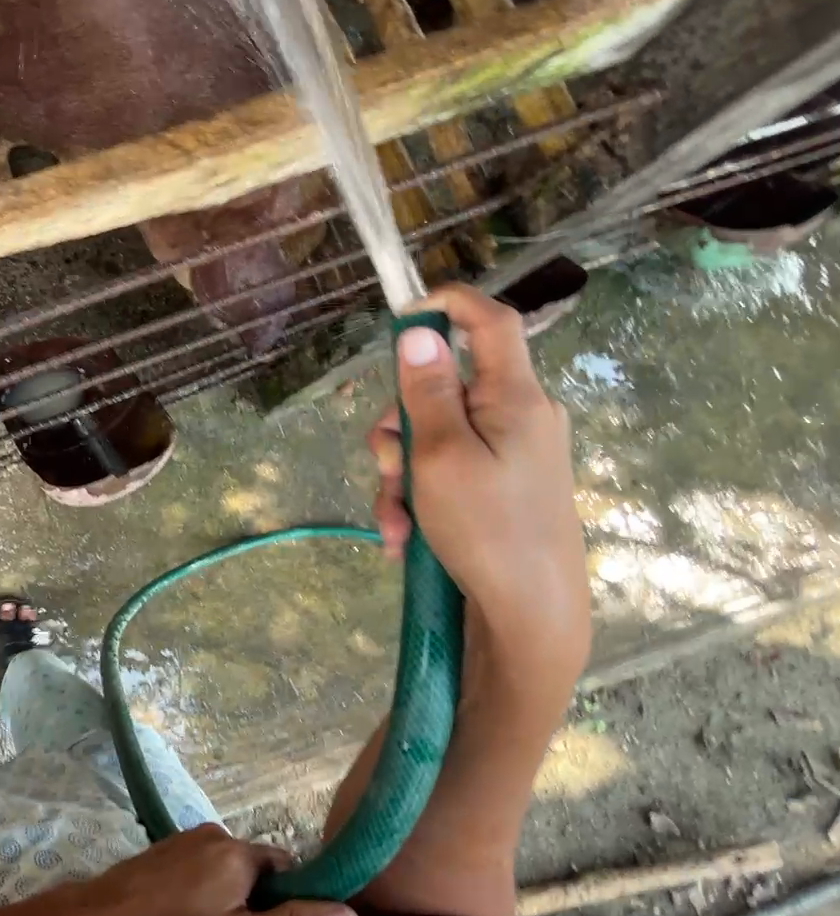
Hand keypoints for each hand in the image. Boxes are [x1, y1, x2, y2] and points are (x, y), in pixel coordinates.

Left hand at [63, 824, 362, 915]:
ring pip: (229, 867)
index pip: (289, 867)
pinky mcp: (165, 847)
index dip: (294, 898)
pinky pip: (202, 865)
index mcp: (238, 850)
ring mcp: (186, 837)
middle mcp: (214, 833)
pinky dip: (206, 887)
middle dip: (259, 897)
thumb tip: (353, 914)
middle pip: (258, 866)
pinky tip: (190, 913)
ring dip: (231, 894)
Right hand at [367, 285, 589, 671]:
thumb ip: (427, 393)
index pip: (490, 324)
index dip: (448, 305)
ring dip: (397, 477)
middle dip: (396, 431)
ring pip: (428, 439)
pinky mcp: (497, 485)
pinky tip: (403, 536)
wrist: (529, 610)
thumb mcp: (440, 455)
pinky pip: (442, 473)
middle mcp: (515, 416)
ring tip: (394, 521)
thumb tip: (417, 335)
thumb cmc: (486, 527)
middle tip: (386, 470)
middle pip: (438, 391)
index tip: (400, 315)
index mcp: (512, 398)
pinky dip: (415, 499)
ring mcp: (508, 453)